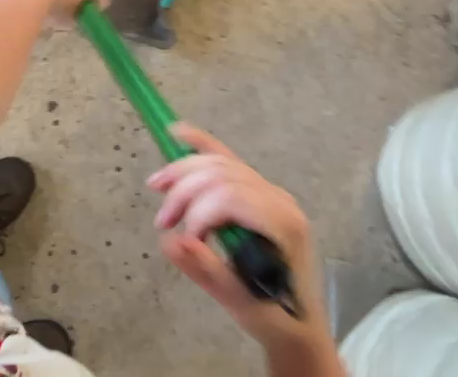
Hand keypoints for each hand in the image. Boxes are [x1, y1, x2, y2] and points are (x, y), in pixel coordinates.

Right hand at [148, 124, 337, 365]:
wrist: (300, 324)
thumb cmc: (275, 316)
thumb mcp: (241, 302)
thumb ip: (208, 270)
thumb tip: (172, 241)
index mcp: (282, 224)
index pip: (230, 198)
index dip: (199, 212)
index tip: (182, 239)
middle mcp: (279, 199)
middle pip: (222, 175)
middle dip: (185, 192)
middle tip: (162, 221)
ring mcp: (270, 192)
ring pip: (220, 163)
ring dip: (184, 170)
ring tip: (156, 186)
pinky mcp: (259, 191)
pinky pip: (227, 160)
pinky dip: (201, 147)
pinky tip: (177, 133)